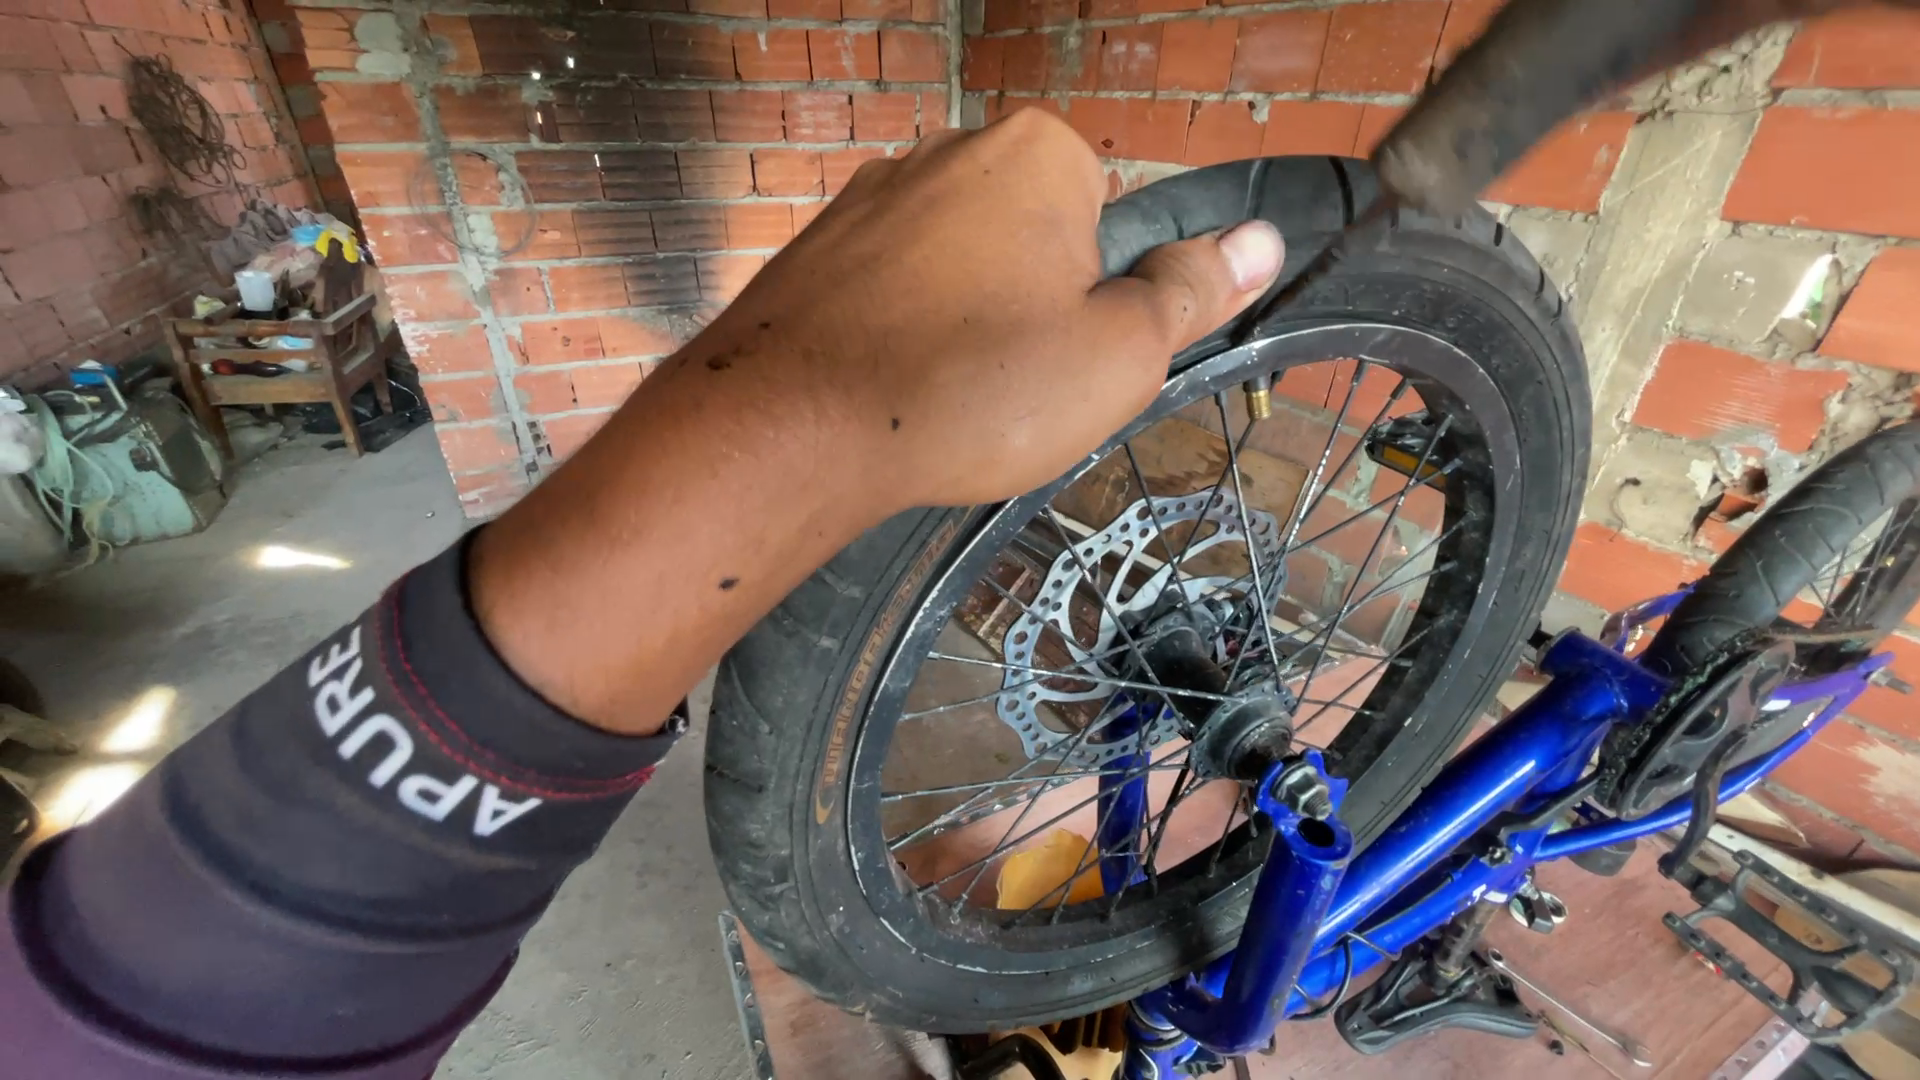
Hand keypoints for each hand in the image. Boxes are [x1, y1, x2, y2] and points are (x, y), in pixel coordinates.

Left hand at [472, 111, 1281, 734]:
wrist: (796, 428)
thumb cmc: (974, 389)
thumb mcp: (1115, 356)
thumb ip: (1189, 294)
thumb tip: (1260, 241)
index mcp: (1036, 155)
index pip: (1107, 222)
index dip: (1095, 303)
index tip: (1063, 360)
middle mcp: (946, 151)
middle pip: (1027, 241)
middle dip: (1029, 309)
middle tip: (1007, 388)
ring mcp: (869, 199)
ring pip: (955, 271)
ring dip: (963, 329)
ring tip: (944, 397)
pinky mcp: (815, 253)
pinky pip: (890, 293)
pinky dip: (901, 335)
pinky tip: (889, 388)